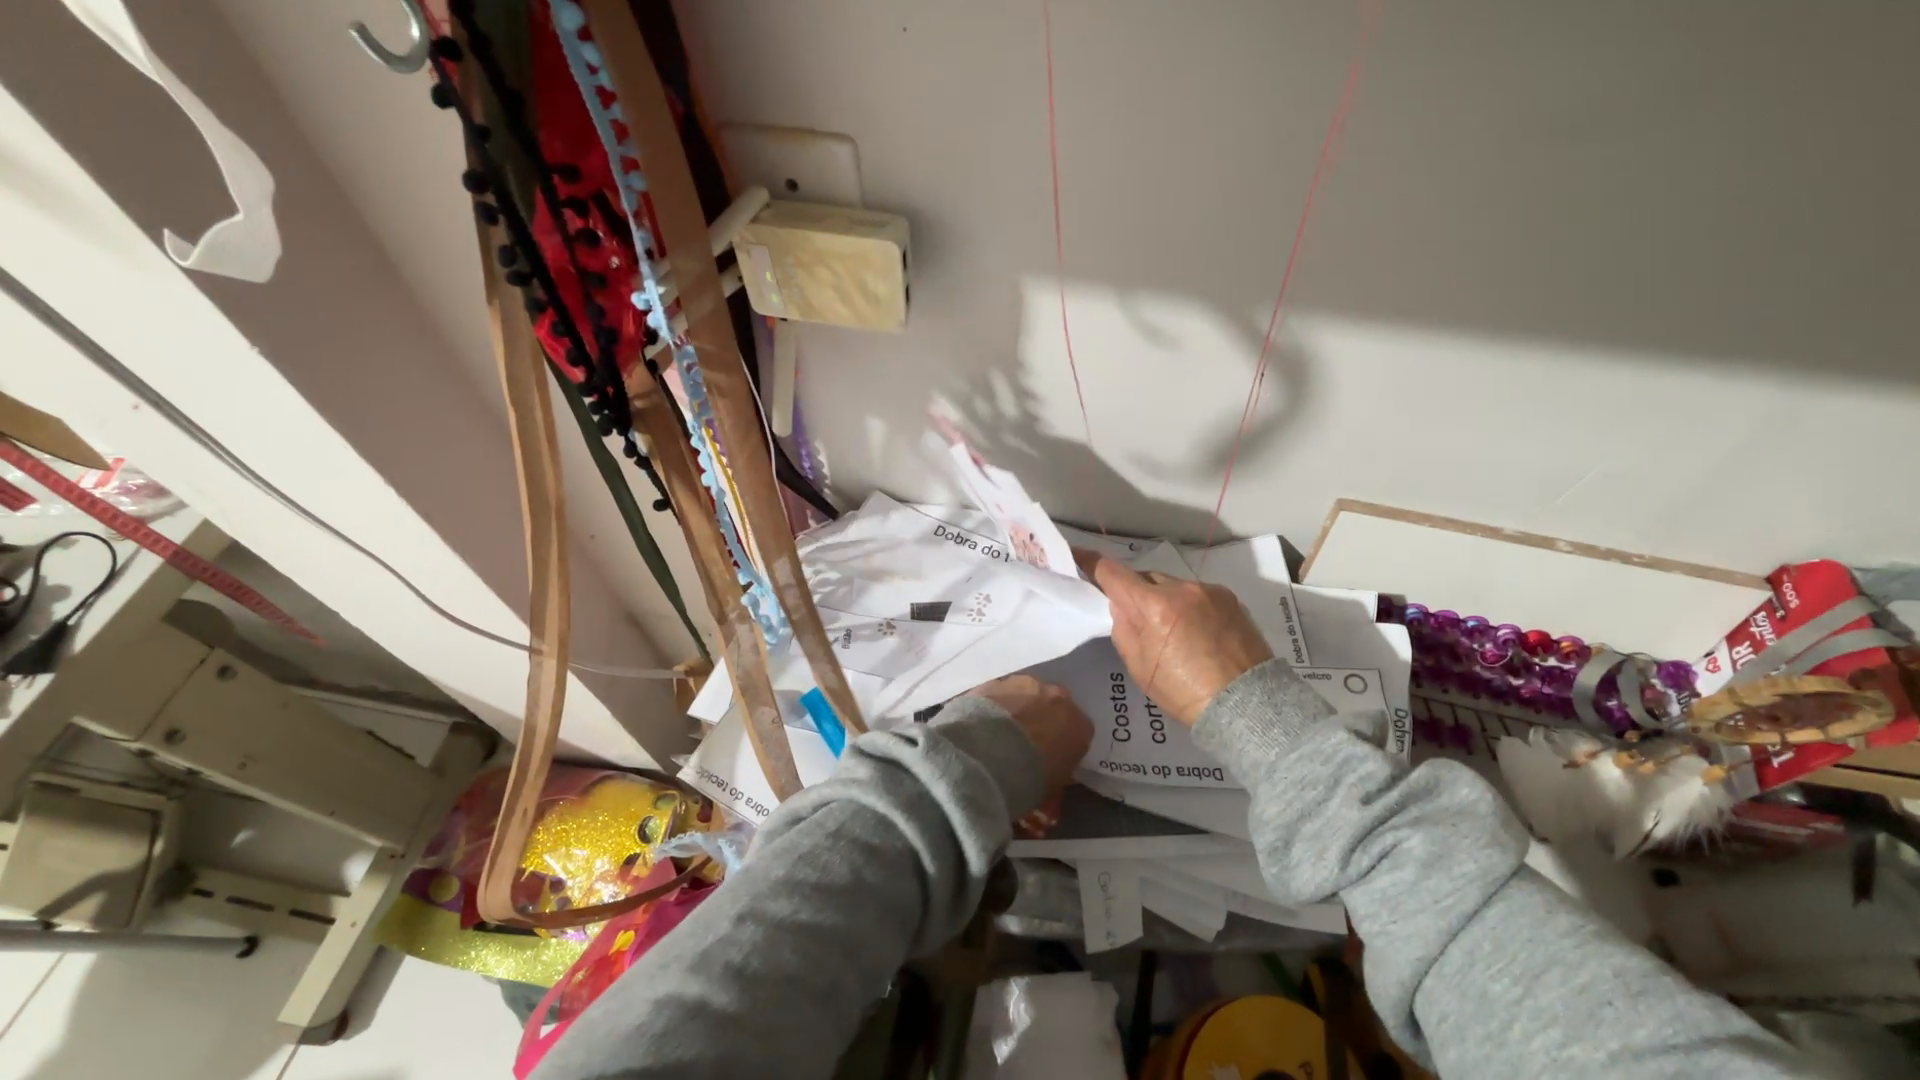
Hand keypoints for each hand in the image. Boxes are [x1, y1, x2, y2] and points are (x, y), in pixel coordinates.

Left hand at [966, 674, 1091, 829]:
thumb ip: (1052, 783)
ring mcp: (1024, 684)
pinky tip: (979, 725)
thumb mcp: (1050, 792)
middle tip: (1022, 745)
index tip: (1048, 761)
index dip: (1063, 746)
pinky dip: (992, 706)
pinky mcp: (994, 681)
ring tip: (996, 735)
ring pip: (1025, 695)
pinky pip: (998, 694)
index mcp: (1080, 725)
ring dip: (1016, 710)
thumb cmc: (1029, 779)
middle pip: (1052, 707)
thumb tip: (1046, 797)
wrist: (988, 754)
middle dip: (1041, 721)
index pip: (1079, 733)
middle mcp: (1057, 697)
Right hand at [1076, 549, 1272, 726]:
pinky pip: (1197, 594)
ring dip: (1164, 599)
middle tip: (1135, 617)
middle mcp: (1182, 588)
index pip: (1113, 573)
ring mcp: (1209, 590)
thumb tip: (1121, 605)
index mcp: (1154, 606)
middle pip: (1145, 577)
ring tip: (1172, 630)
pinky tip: (1196, 632)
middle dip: (1135, 592)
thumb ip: (1124, 627)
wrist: (1244, 703)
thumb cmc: (1184, 692)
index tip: (1078, 557)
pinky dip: (1188, 606)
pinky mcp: (1230, 598)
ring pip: (1172, 585)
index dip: (1092, 564)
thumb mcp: (1139, 666)